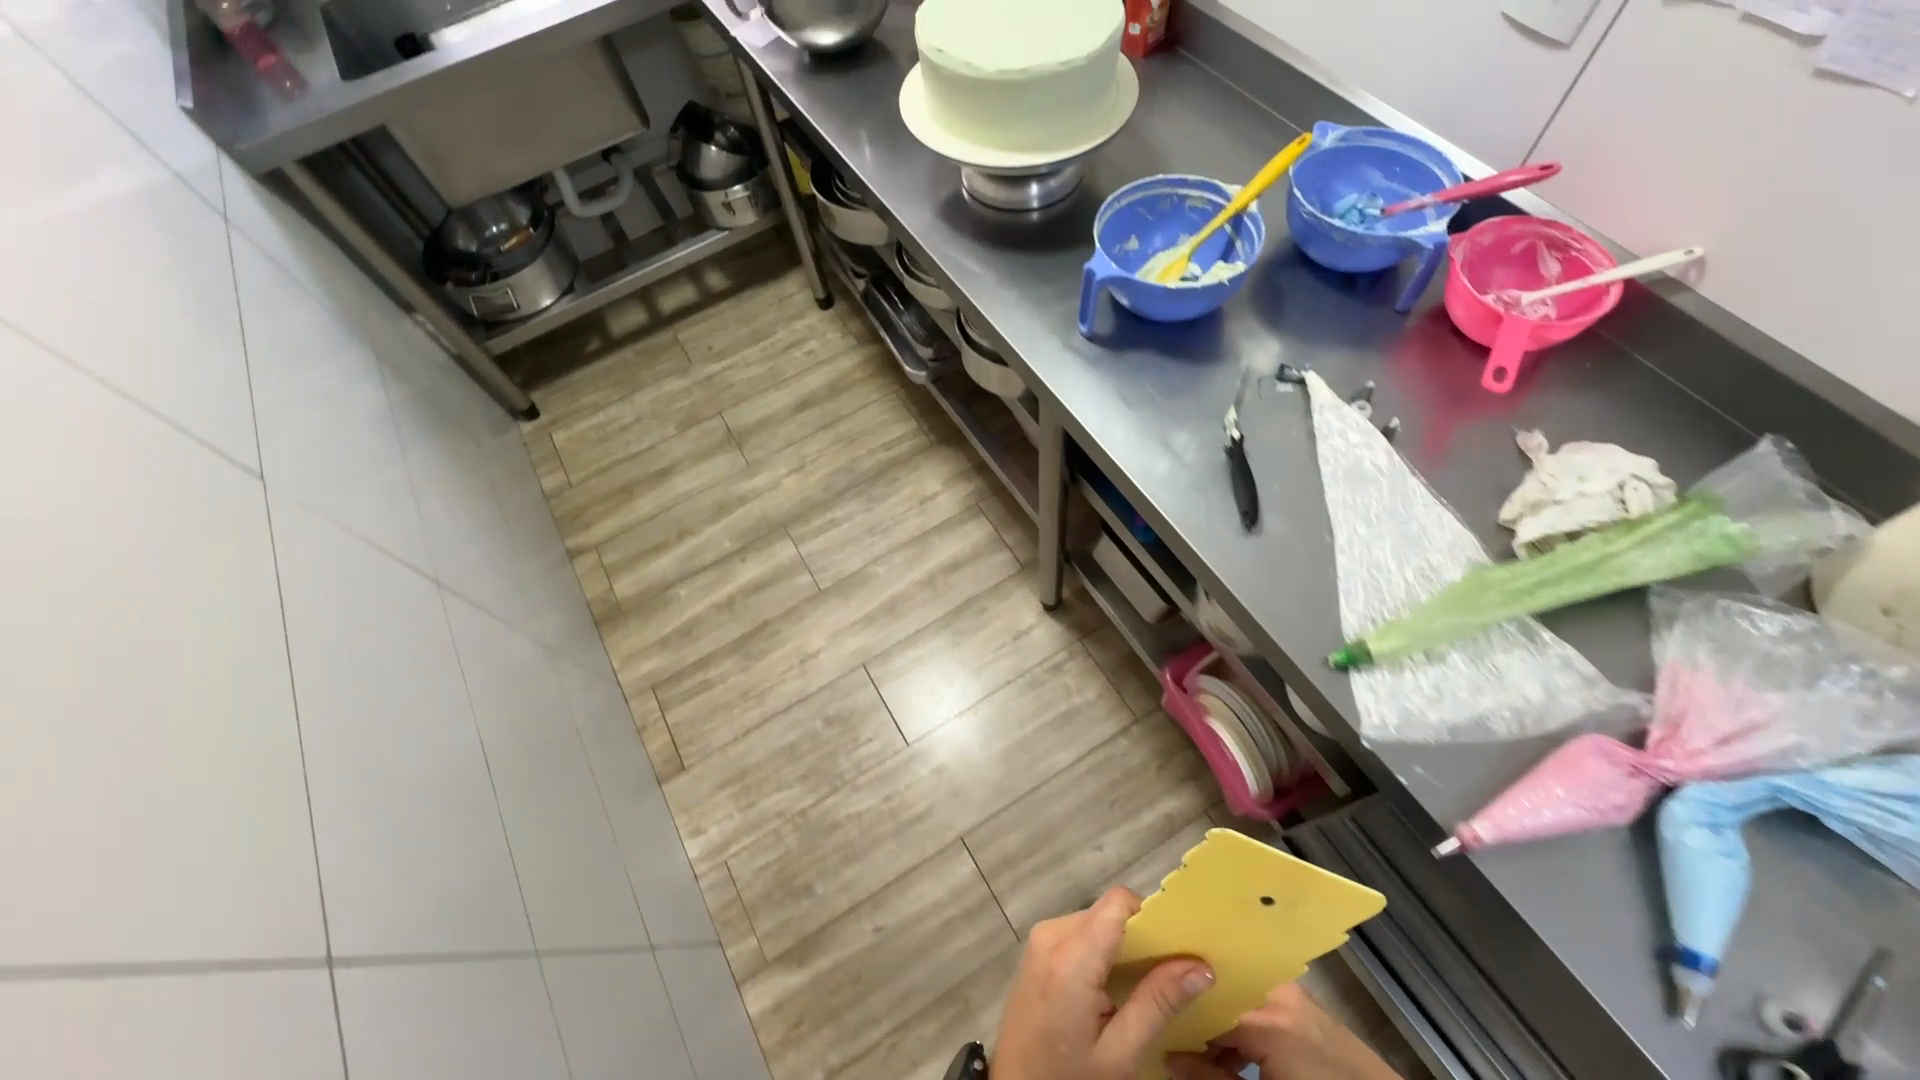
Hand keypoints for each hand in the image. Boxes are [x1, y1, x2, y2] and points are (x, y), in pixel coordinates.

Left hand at [991, 886, 1214, 1079]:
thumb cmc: (1067, 1079)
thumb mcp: (1119, 1053)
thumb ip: (1158, 1003)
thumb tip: (1202, 965)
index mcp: (1069, 955)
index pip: (1119, 902)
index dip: (1153, 917)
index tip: (1182, 947)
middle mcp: (1050, 935)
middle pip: (1109, 913)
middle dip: (1144, 939)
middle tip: (1175, 976)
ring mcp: (1039, 943)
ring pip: (1097, 924)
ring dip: (1125, 949)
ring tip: (1150, 989)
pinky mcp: (1037, 955)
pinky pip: (1080, 937)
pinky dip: (1104, 956)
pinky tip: (1120, 992)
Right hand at [1166, 983, 1402, 1079]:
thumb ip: (1212, 1079)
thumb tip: (1170, 1059)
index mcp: (1265, 1020)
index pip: (1201, 1000)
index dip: (1174, 1012)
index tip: (1151, 1023)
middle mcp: (1277, 995)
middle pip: (1218, 990)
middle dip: (1193, 1012)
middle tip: (1168, 1032)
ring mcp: (1294, 998)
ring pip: (1237, 997)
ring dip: (1217, 1022)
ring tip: (1199, 1053)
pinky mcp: (1306, 1009)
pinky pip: (1259, 1004)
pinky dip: (1241, 1025)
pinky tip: (1233, 1055)